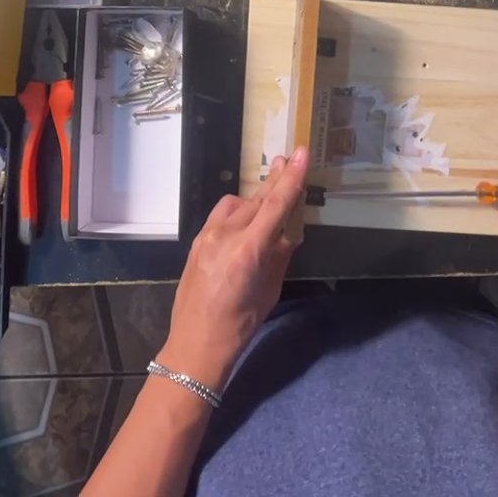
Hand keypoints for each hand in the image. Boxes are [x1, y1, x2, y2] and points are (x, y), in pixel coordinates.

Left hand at [156, 148, 308, 390]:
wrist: (195, 344)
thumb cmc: (240, 324)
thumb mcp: (270, 290)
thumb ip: (279, 255)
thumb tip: (286, 232)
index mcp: (248, 251)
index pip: (276, 205)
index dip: (292, 178)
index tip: (301, 153)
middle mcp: (225, 235)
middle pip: (257, 199)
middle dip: (276, 180)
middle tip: (290, 159)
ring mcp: (207, 236)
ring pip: (237, 204)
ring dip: (256, 201)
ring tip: (270, 206)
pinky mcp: (197, 240)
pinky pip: (222, 215)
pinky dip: (238, 213)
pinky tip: (246, 222)